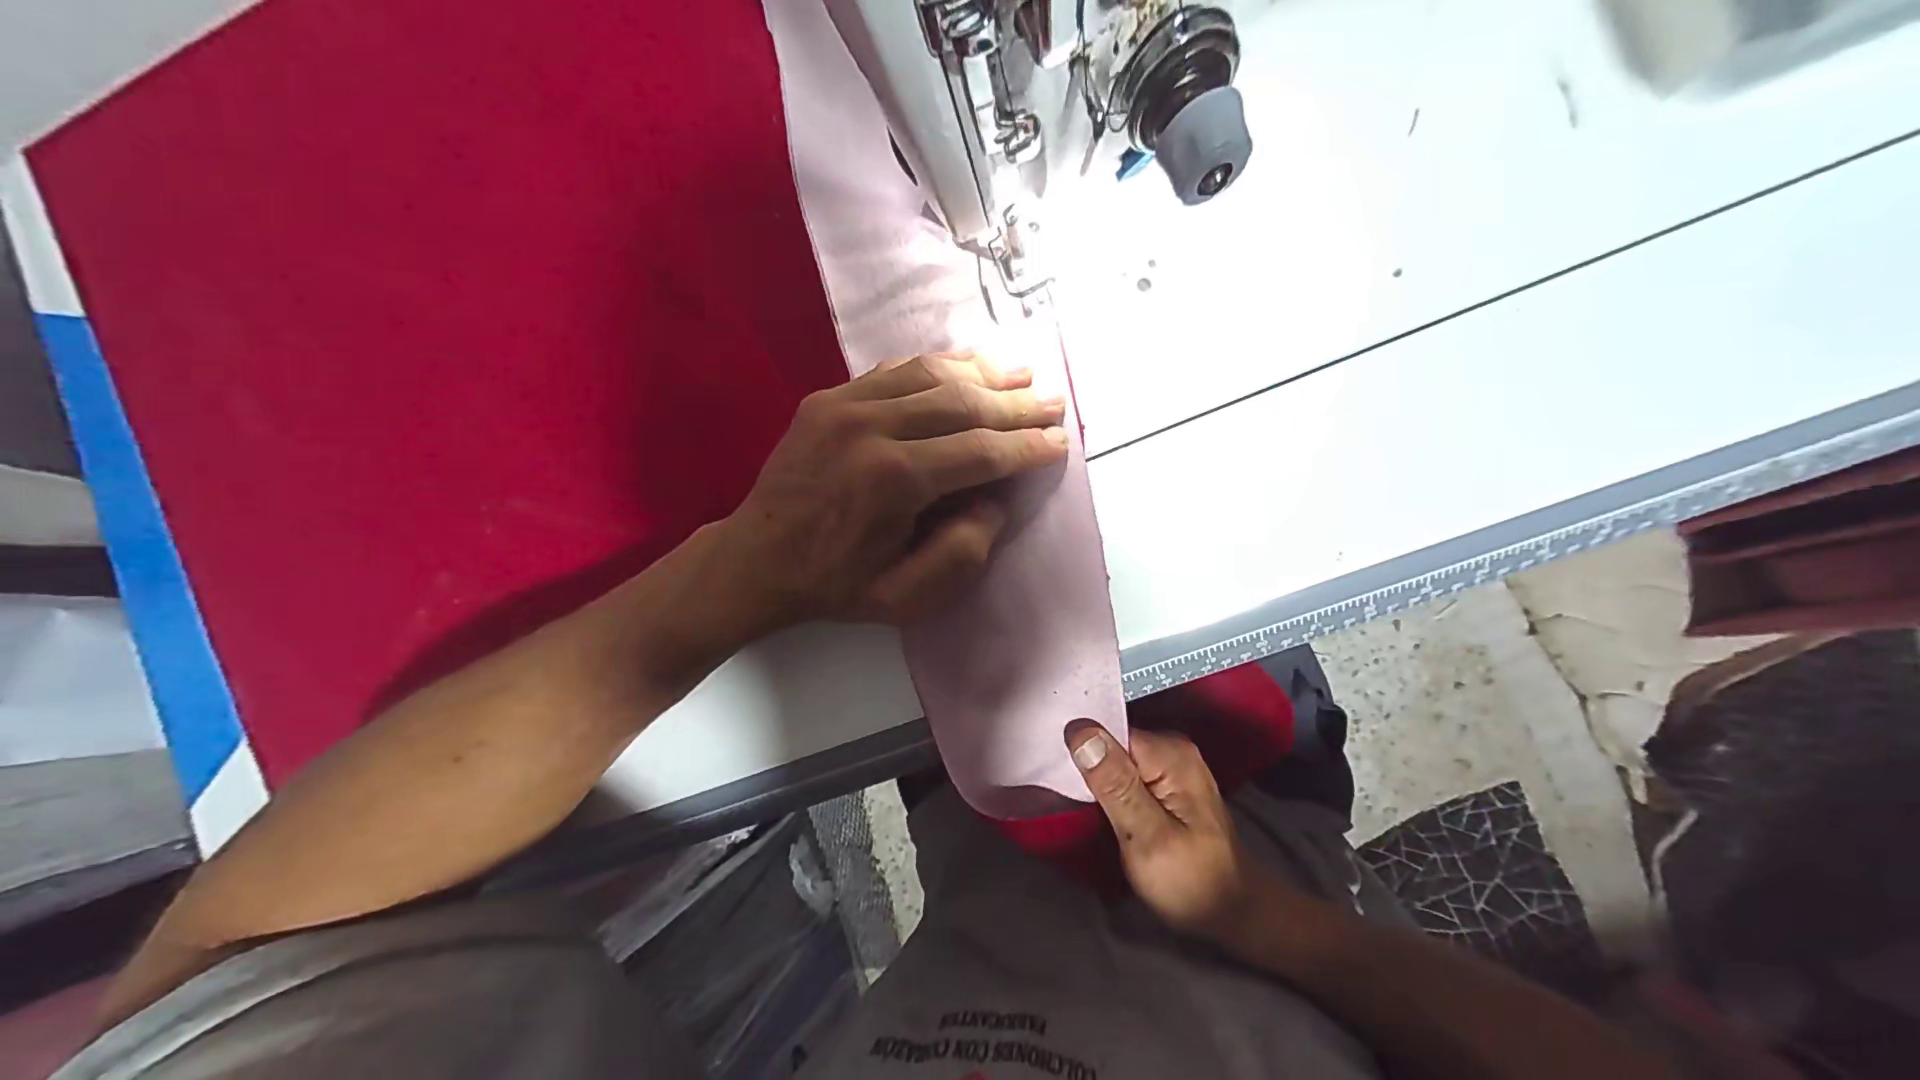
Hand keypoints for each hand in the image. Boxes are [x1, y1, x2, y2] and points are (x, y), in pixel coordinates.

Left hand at [718, 351, 1066, 627]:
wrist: (755, 559)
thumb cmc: (835, 585)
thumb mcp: (905, 597)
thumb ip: (962, 552)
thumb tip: (996, 498)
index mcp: (894, 479)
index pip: (981, 451)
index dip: (1027, 447)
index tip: (1059, 442)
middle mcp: (872, 428)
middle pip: (962, 403)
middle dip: (1016, 404)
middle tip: (1053, 403)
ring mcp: (845, 405)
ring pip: (931, 374)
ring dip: (982, 373)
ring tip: (1020, 374)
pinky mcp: (827, 398)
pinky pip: (894, 369)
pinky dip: (936, 365)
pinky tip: (964, 366)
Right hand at [1067, 722, 1271, 940]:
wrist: (1234, 915)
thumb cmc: (1192, 882)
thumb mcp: (1148, 838)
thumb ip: (1115, 784)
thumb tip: (1080, 730)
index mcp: (1169, 754)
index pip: (1107, 731)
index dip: (1079, 749)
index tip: (1053, 771)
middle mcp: (1172, 748)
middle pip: (1111, 741)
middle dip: (1084, 762)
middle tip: (1059, 792)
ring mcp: (1171, 765)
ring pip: (1115, 757)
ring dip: (1094, 777)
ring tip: (1073, 800)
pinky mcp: (1166, 783)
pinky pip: (1126, 772)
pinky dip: (1108, 786)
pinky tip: (1096, 805)